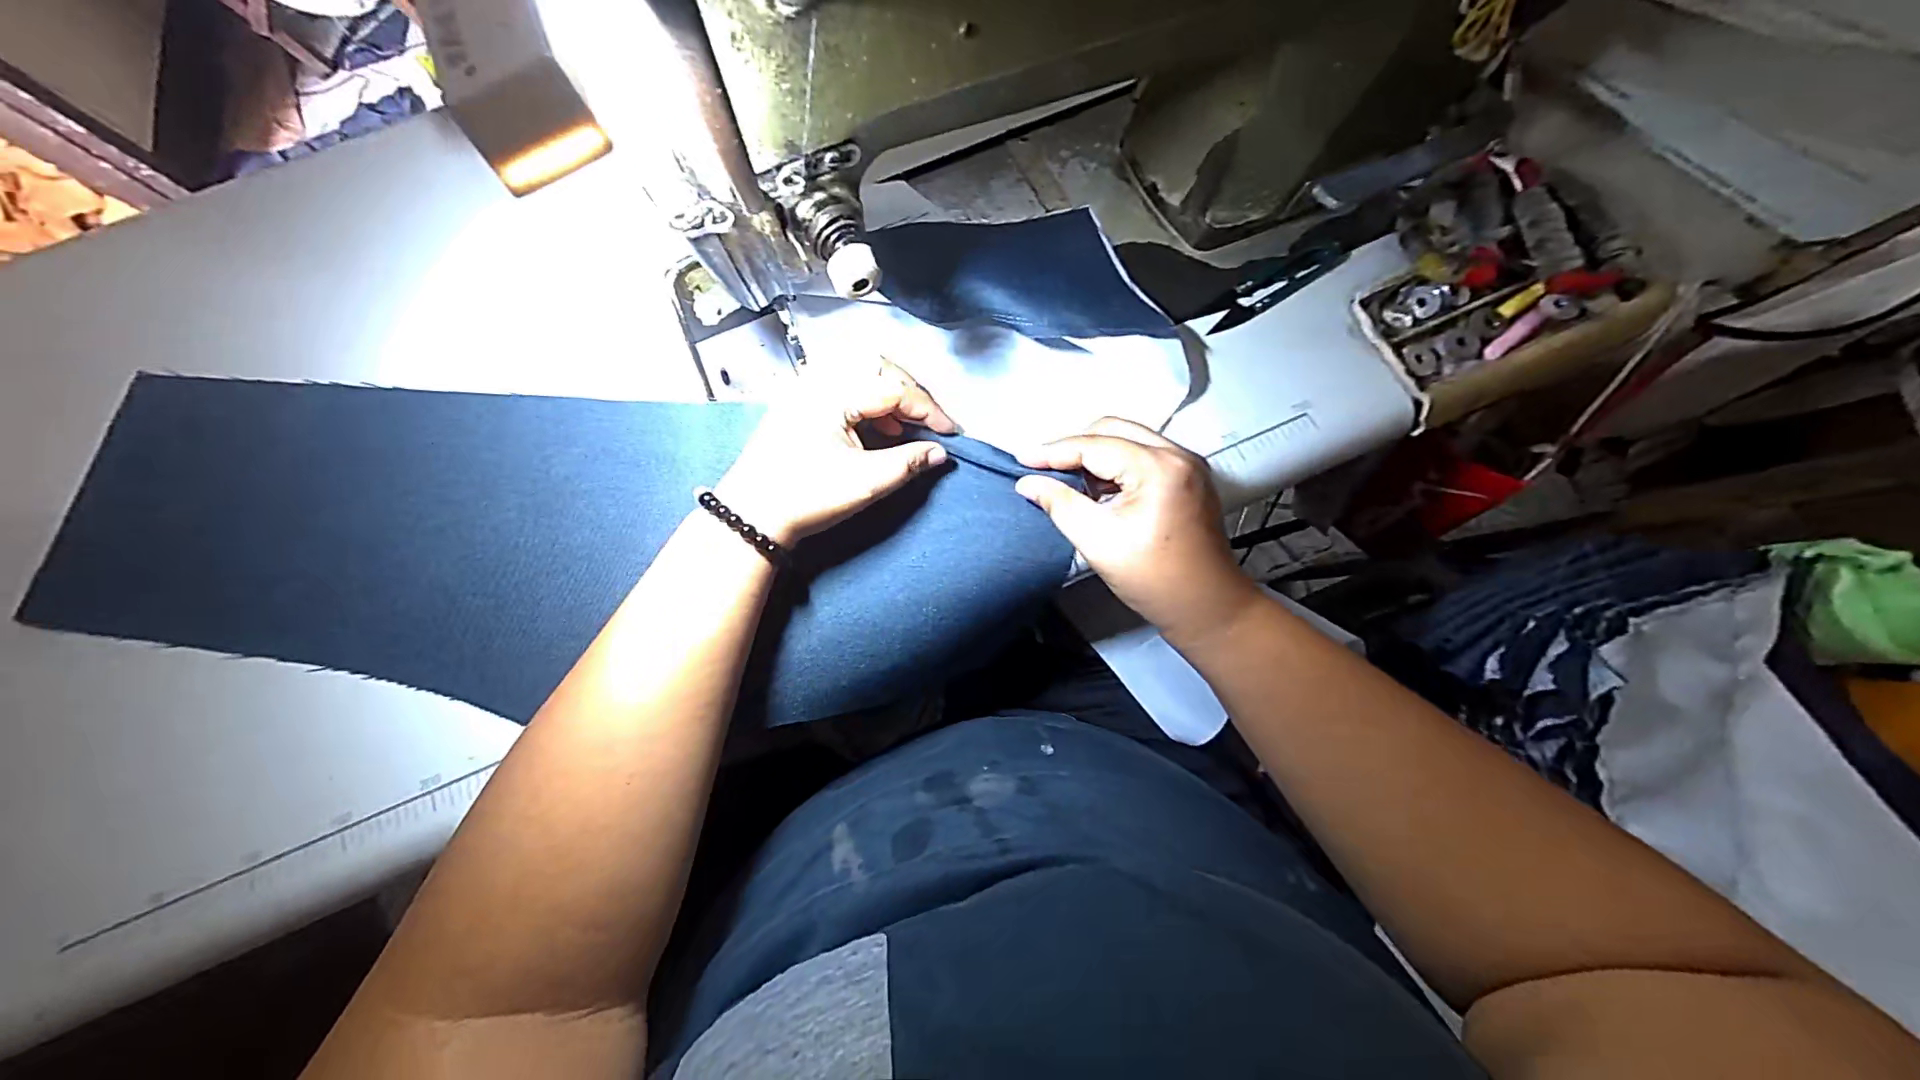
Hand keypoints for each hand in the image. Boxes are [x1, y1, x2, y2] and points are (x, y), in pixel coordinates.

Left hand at [714, 358, 958, 545]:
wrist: (752, 516)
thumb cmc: (802, 497)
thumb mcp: (865, 482)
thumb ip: (909, 463)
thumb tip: (938, 452)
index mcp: (833, 392)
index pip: (896, 388)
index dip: (929, 410)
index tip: (950, 433)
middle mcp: (816, 381)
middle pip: (879, 369)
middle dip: (911, 395)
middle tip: (931, 424)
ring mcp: (804, 390)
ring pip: (862, 376)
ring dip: (890, 398)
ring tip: (905, 430)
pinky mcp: (798, 404)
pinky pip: (844, 388)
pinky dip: (868, 404)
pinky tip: (878, 430)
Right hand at [1015, 418, 1261, 645]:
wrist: (1207, 607)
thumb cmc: (1159, 582)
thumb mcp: (1097, 541)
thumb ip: (1059, 504)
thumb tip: (1030, 483)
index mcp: (1159, 469)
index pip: (1095, 444)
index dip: (1054, 452)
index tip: (1025, 461)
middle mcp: (1179, 457)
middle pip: (1113, 430)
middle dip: (1075, 447)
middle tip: (1044, 469)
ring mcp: (1188, 466)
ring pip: (1128, 440)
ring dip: (1096, 456)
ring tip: (1069, 483)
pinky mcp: (1189, 478)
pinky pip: (1144, 456)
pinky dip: (1117, 466)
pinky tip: (1098, 490)